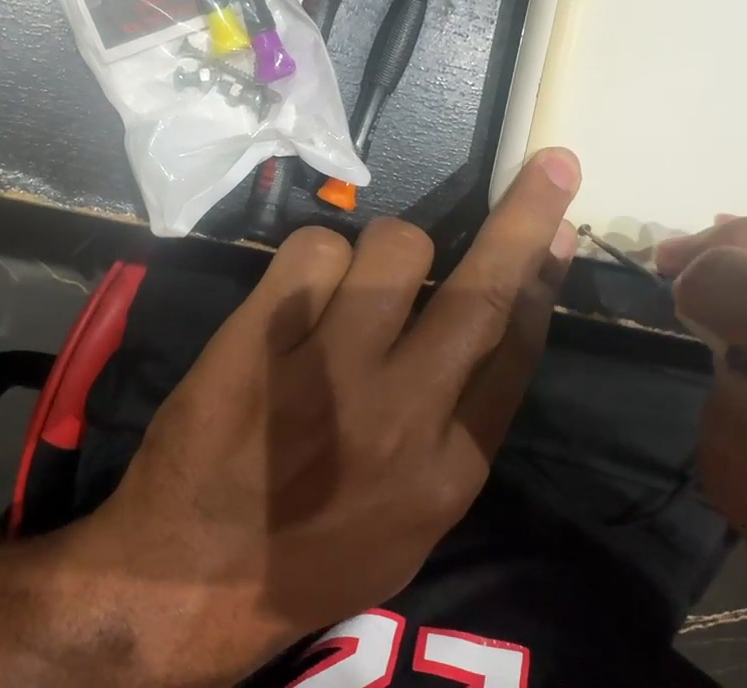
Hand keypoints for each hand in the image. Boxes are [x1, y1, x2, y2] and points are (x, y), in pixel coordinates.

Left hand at [63, 149, 581, 685]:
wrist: (188, 580)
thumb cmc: (312, 555)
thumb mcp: (414, 519)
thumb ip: (459, 428)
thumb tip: (493, 331)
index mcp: (450, 466)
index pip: (515, 348)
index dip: (542, 278)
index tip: (558, 227)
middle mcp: (402, 413)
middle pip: (479, 293)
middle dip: (522, 220)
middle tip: (548, 167)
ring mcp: (326, 373)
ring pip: (392, 249)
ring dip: (388, 248)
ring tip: (357, 283)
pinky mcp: (257, 343)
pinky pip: (310, 251)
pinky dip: (316, 254)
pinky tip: (296, 294)